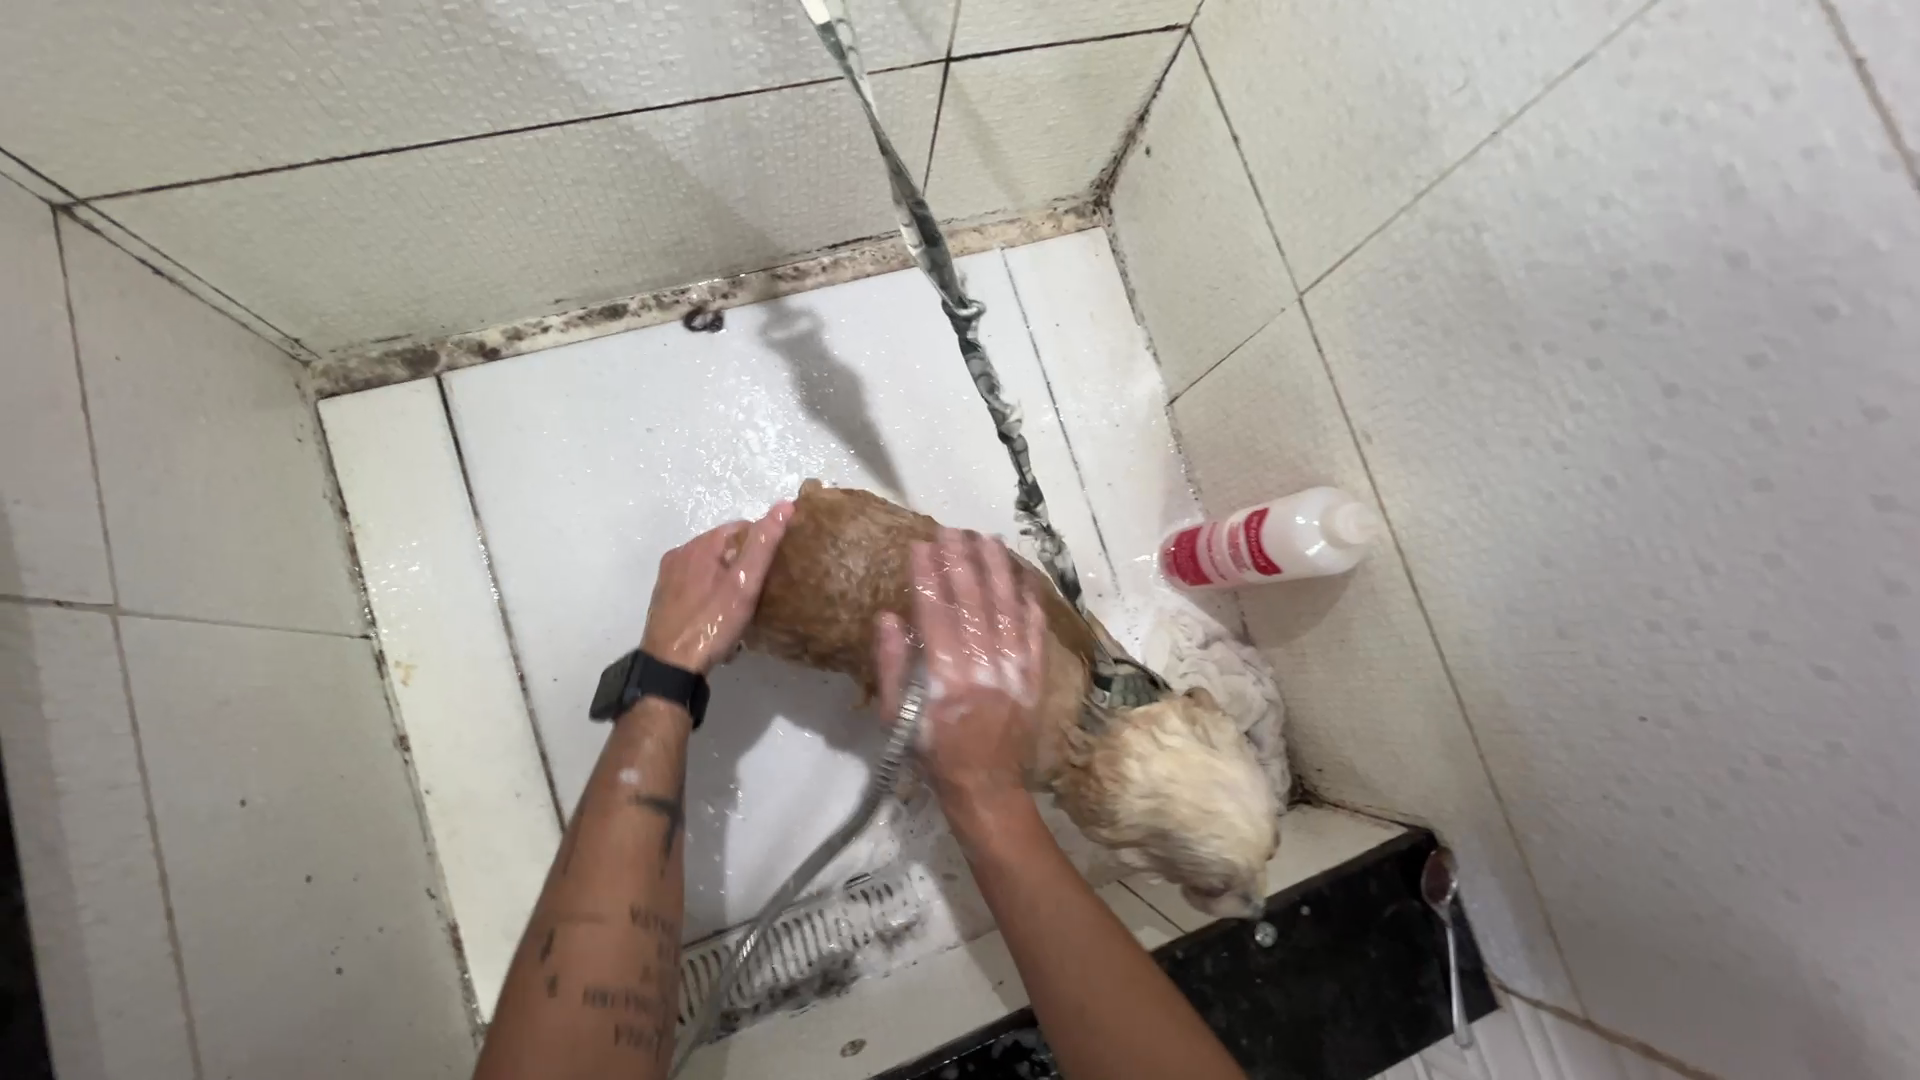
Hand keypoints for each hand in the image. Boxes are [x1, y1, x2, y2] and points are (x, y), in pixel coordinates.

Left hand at [640, 500, 792, 673]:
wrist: (671, 665)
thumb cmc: (712, 622)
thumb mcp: (745, 584)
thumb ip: (764, 544)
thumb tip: (785, 505)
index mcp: (700, 545)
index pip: (742, 527)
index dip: (762, 544)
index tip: (774, 569)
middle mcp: (680, 554)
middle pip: (724, 547)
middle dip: (744, 562)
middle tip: (760, 590)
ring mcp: (669, 576)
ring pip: (709, 566)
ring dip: (727, 578)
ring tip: (743, 604)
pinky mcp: (664, 597)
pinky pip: (696, 584)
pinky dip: (711, 592)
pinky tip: (720, 614)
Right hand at [874, 529, 1045, 814]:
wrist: (986, 786)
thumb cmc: (933, 752)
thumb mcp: (897, 717)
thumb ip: (891, 666)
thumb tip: (887, 617)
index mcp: (945, 677)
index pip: (935, 613)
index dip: (927, 576)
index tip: (920, 545)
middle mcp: (982, 667)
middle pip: (973, 602)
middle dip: (961, 561)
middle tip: (952, 530)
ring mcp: (1013, 670)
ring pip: (1006, 609)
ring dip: (996, 570)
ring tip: (987, 539)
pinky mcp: (1034, 676)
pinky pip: (1034, 632)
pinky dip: (1029, 602)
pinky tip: (1022, 577)